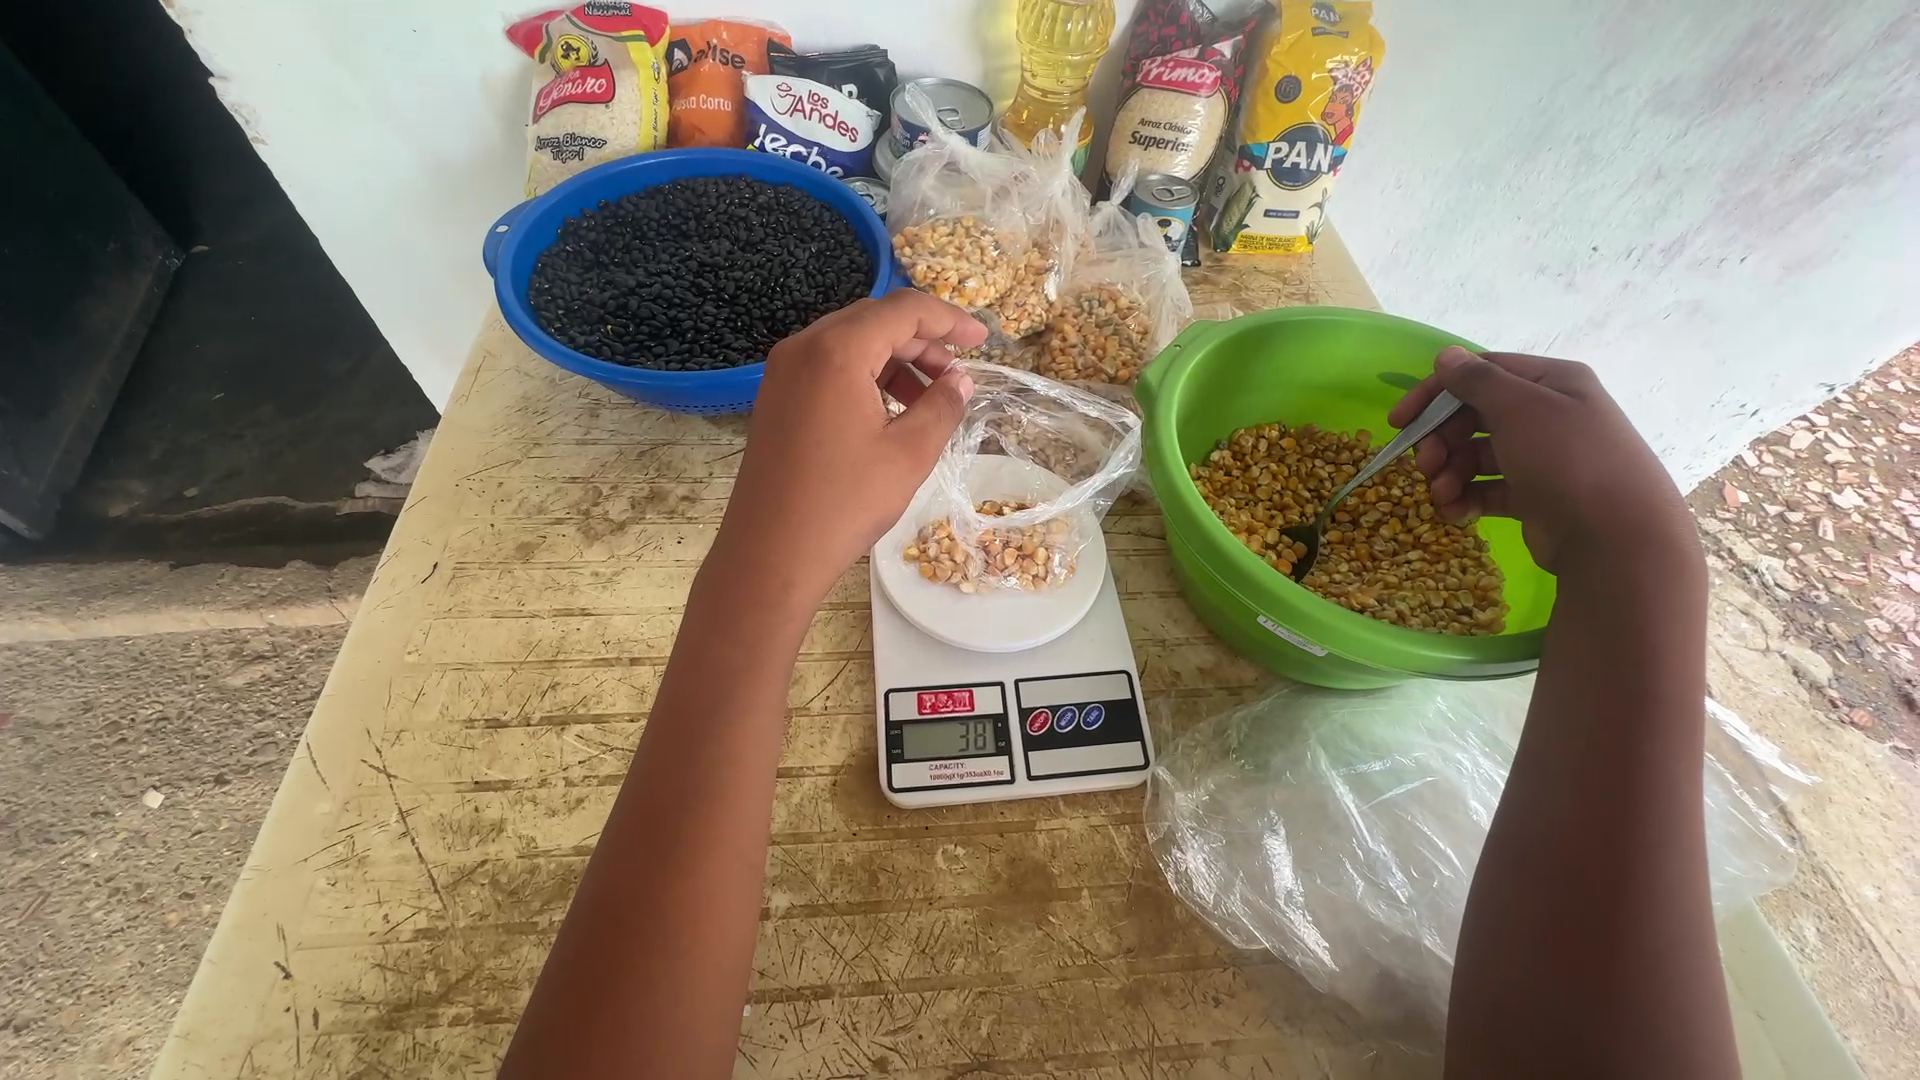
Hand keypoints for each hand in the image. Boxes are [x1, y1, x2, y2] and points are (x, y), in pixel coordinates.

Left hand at [714, 291, 986, 604]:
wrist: (771, 553)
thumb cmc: (844, 503)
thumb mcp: (908, 454)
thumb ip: (942, 407)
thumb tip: (961, 382)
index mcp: (837, 350)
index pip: (903, 309)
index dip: (949, 319)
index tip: (982, 339)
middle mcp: (803, 347)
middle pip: (874, 320)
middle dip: (923, 340)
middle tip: (957, 374)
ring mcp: (783, 372)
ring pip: (850, 344)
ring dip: (895, 360)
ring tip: (928, 398)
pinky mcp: (776, 399)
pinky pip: (828, 368)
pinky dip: (865, 377)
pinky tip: (889, 411)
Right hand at [1389, 347, 1695, 573]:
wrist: (1615, 536)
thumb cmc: (1568, 461)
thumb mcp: (1521, 410)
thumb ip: (1478, 381)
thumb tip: (1445, 356)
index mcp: (1549, 384)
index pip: (1478, 375)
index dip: (1434, 395)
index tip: (1398, 422)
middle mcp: (1545, 415)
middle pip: (1471, 418)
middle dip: (1440, 442)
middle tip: (1425, 467)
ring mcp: (1539, 457)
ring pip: (1473, 456)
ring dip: (1448, 474)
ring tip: (1443, 496)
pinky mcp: (1532, 495)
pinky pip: (1485, 488)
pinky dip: (1465, 499)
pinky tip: (1456, 513)